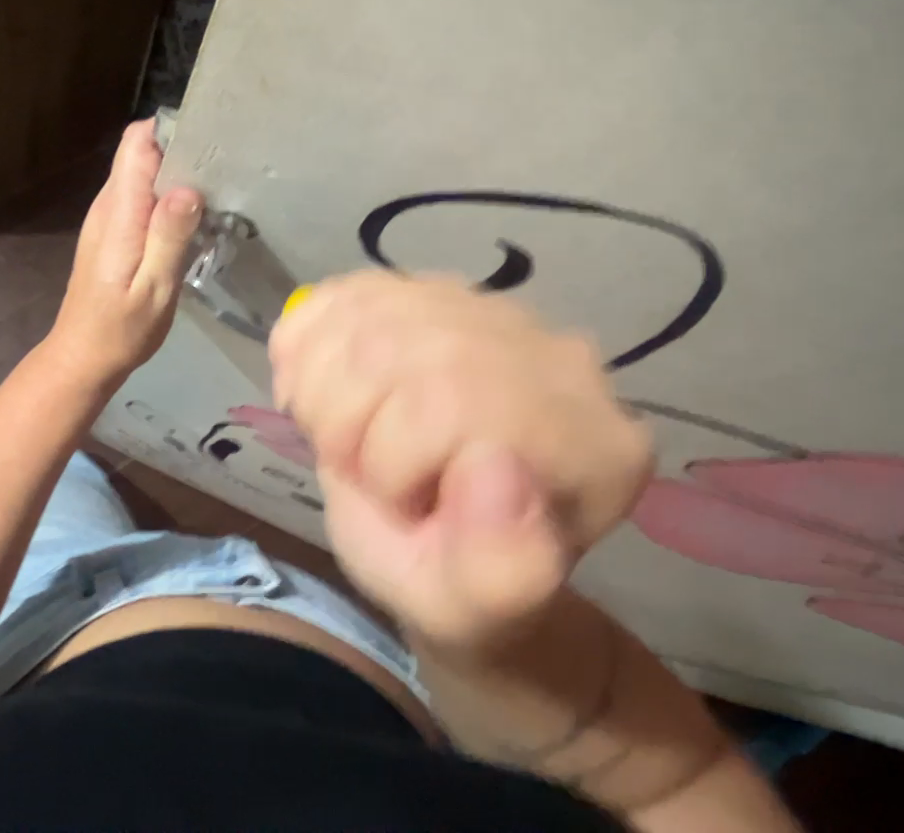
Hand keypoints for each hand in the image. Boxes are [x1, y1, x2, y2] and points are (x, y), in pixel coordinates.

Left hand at [42, 120, 202, 387]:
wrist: (83, 357)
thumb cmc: (121, 329)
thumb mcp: (155, 288)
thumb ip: (169, 235)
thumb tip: (188, 187)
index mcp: (119, 212)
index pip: (136, 143)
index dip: (170, 131)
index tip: (209, 140)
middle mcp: (108, 205)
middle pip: (140, 153)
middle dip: (179, 151)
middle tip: (223, 170)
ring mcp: (106, 218)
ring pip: (141, 174)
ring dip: (175, 177)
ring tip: (215, 191)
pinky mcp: (111, 232)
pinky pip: (139, 198)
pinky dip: (165, 199)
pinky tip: (190, 220)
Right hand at [269, 272, 651, 656]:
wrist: (436, 544)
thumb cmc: (450, 583)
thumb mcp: (470, 613)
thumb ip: (499, 570)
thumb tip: (494, 463)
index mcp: (592, 446)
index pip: (453, 399)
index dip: (389, 458)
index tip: (401, 506)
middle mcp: (558, 362)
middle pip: (408, 344)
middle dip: (349, 421)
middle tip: (364, 474)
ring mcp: (493, 317)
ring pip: (369, 311)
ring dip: (325, 387)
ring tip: (346, 439)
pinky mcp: (437, 295)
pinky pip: (347, 291)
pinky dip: (310, 345)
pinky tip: (325, 391)